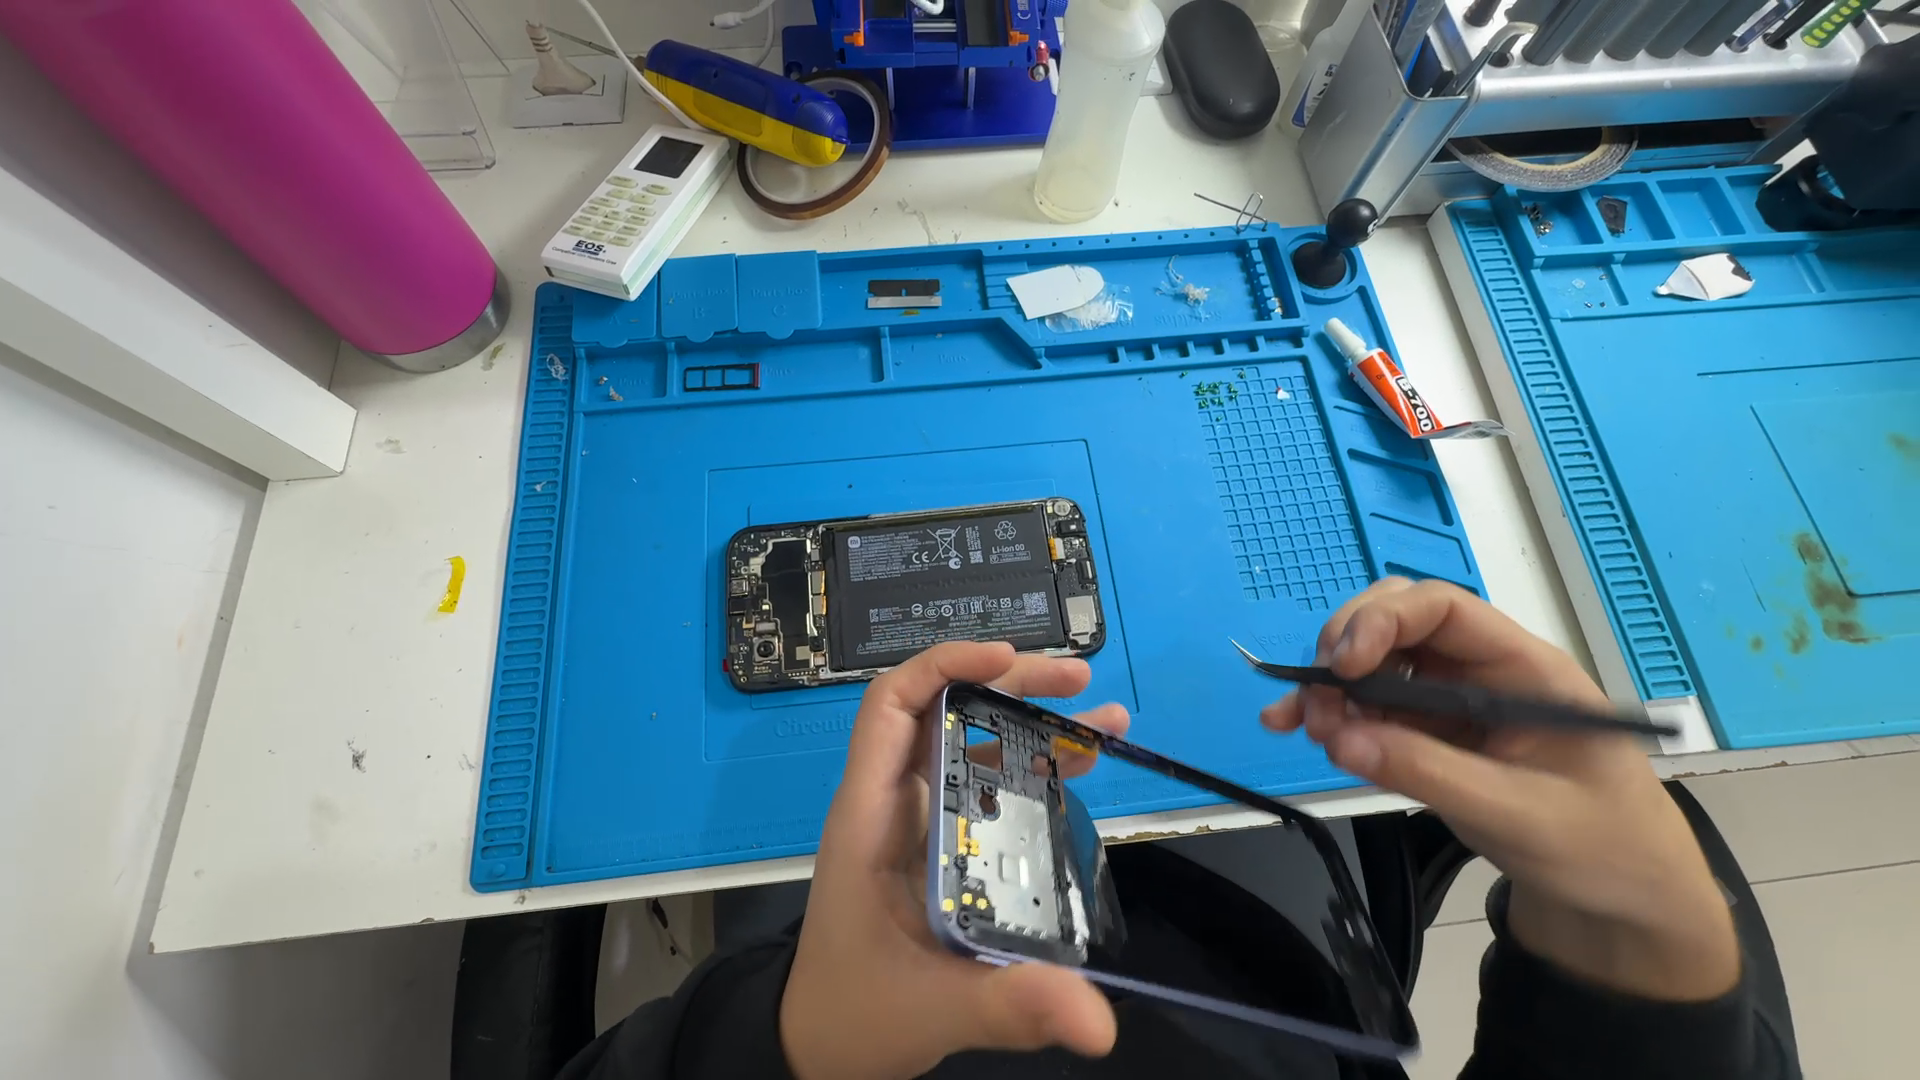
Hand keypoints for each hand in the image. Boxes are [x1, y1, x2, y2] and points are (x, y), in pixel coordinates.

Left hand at [781, 642, 1125, 1079]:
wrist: (823, 1044)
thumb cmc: (855, 1011)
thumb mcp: (935, 1008)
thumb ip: (1012, 1006)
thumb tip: (1101, 1022)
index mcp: (870, 812)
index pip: (891, 705)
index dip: (944, 665)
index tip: (1006, 657)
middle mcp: (895, 798)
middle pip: (945, 709)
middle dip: (1011, 685)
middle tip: (1079, 679)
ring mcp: (921, 816)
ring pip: (973, 743)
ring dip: (1033, 723)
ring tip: (1104, 719)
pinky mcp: (943, 838)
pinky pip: (986, 784)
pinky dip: (1031, 767)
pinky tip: (1078, 770)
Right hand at [1261, 578, 1738, 1001]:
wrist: (1620, 898)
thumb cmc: (1599, 847)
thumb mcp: (1520, 814)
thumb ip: (1429, 773)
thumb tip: (1339, 740)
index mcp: (1521, 666)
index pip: (1442, 608)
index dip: (1383, 620)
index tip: (1342, 666)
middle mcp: (1476, 668)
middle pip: (1396, 619)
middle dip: (1345, 646)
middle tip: (1319, 695)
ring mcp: (1446, 697)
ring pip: (1371, 660)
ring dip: (1328, 685)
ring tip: (1306, 727)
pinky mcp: (1423, 728)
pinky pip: (1364, 704)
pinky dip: (1325, 710)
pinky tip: (1288, 724)